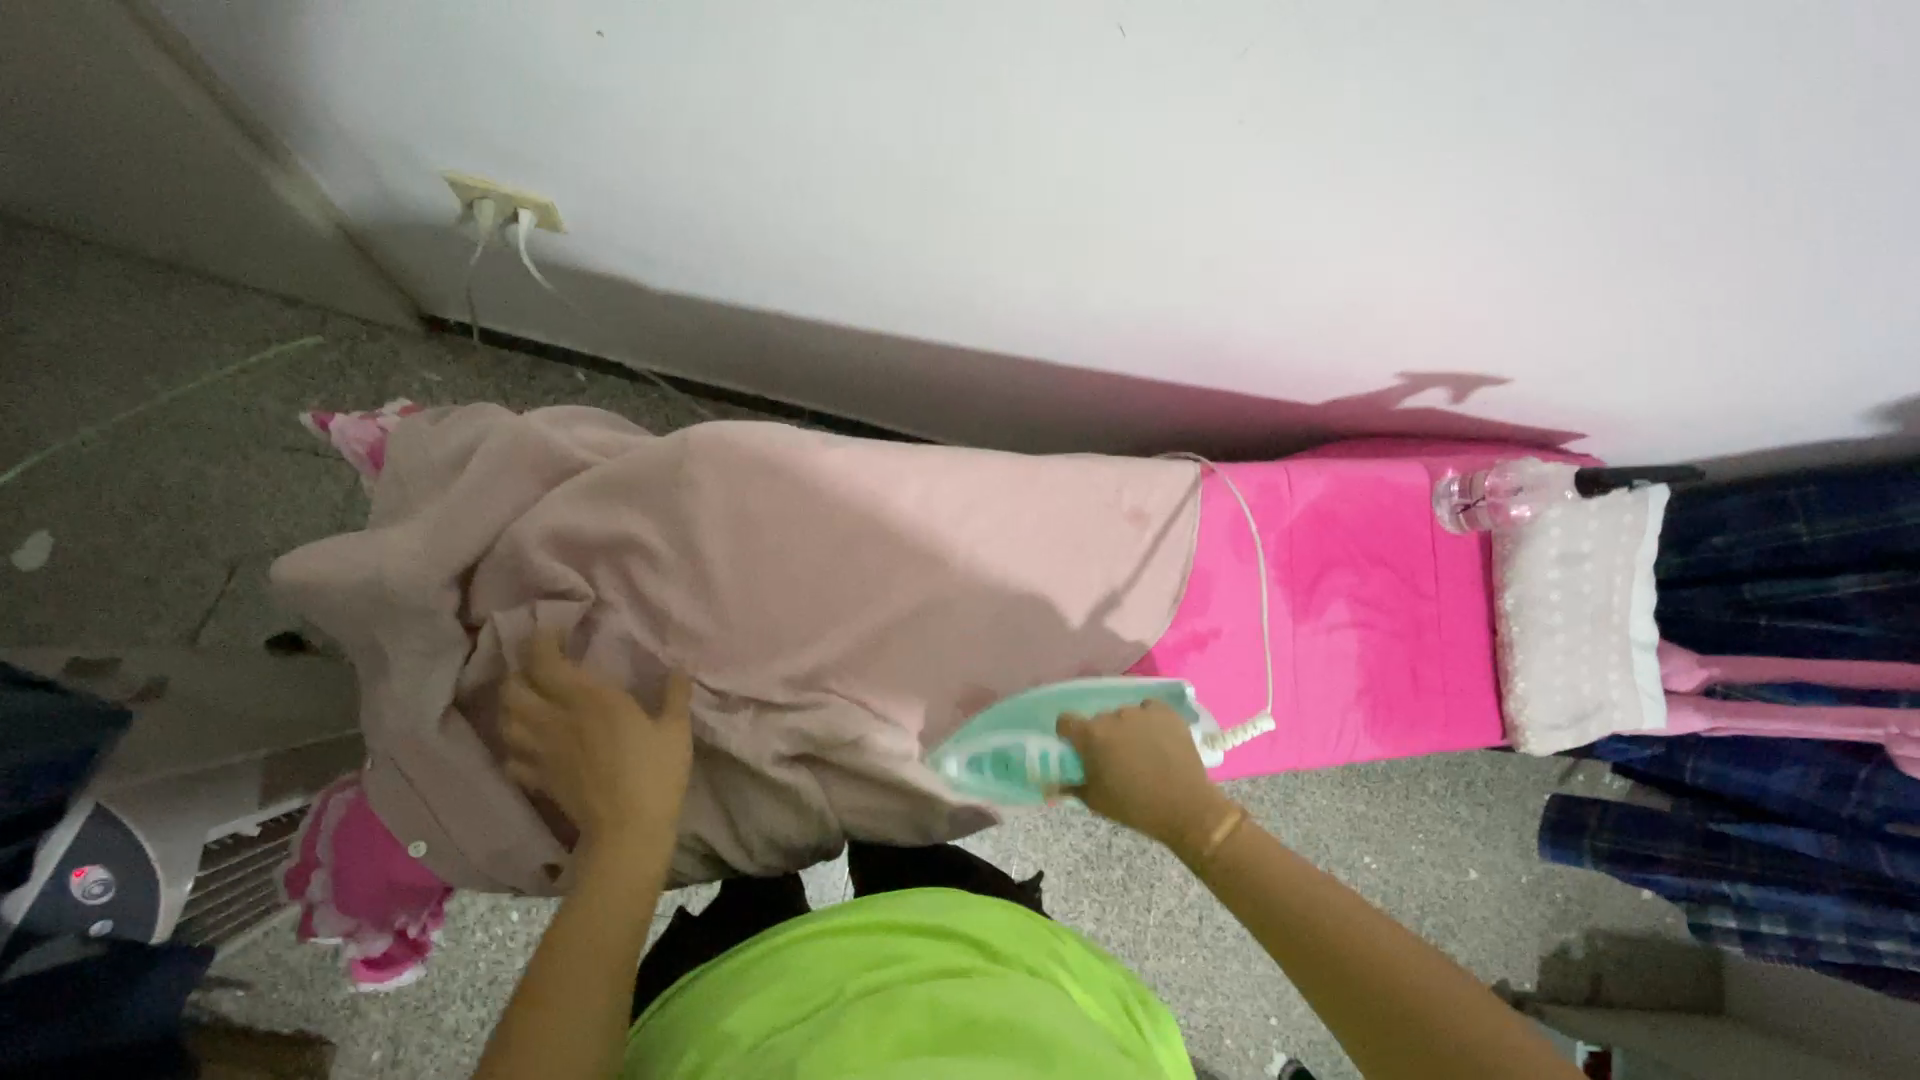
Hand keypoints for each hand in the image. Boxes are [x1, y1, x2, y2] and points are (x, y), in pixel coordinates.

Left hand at [500, 630, 693, 862]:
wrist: (628, 831)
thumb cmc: (656, 774)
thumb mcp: (676, 730)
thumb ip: (674, 695)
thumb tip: (678, 668)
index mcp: (590, 700)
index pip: (546, 661)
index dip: (541, 641)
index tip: (554, 632)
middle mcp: (556, 719)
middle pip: (514, 687)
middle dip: (520, 671)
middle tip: (540, 667)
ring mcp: (541, 752)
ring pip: (505, 719)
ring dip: (511, 704)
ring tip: (529, 699)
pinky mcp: (537, 779)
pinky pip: (510, 757)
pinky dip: (513, 745)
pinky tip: (528, 744)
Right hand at [1057, 701, 1235, 855]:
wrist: (1185, 807)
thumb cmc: (1134, 806)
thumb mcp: (1095, 800)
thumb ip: (1070, 786)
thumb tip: (1050, 784)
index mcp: (1091, 735)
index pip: (1066, 721)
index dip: (1069, 734)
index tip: (1078, 748)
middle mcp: (1113, 716)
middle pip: (1099, 720)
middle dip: (1102, 735)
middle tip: (1114, 757)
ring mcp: (1141, 711)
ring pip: (1125, 715)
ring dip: (1127, 728)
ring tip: (1142, 750)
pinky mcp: (1166, 712)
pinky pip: (1149, 710)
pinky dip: (1150, 721)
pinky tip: (1158, 739)